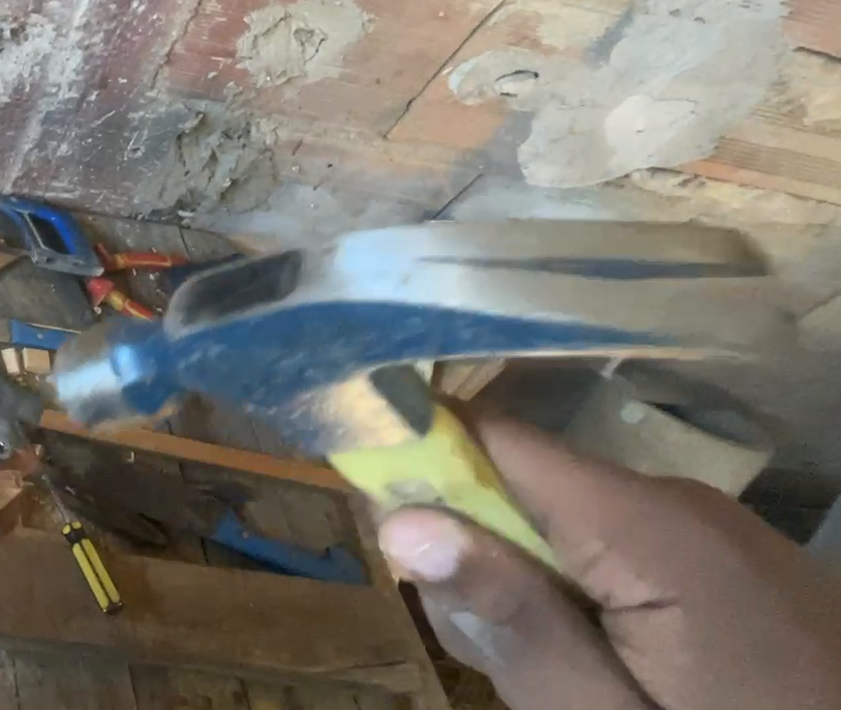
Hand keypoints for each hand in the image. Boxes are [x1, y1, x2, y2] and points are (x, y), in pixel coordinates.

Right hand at [377, 415, 840, 709]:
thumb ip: (511, 622)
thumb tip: (398, 523)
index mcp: (653, 526)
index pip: (485, 436)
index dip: (412, 460)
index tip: (378, 522)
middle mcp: (680, 501)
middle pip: (512, 479)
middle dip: (468, 544)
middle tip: (479, 641)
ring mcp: (712, 529)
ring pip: (551, 513)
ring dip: (516, 573)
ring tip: (550, 667)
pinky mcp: (726, 559)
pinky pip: (605, 539)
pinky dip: (568, 583)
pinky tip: (596, 655)